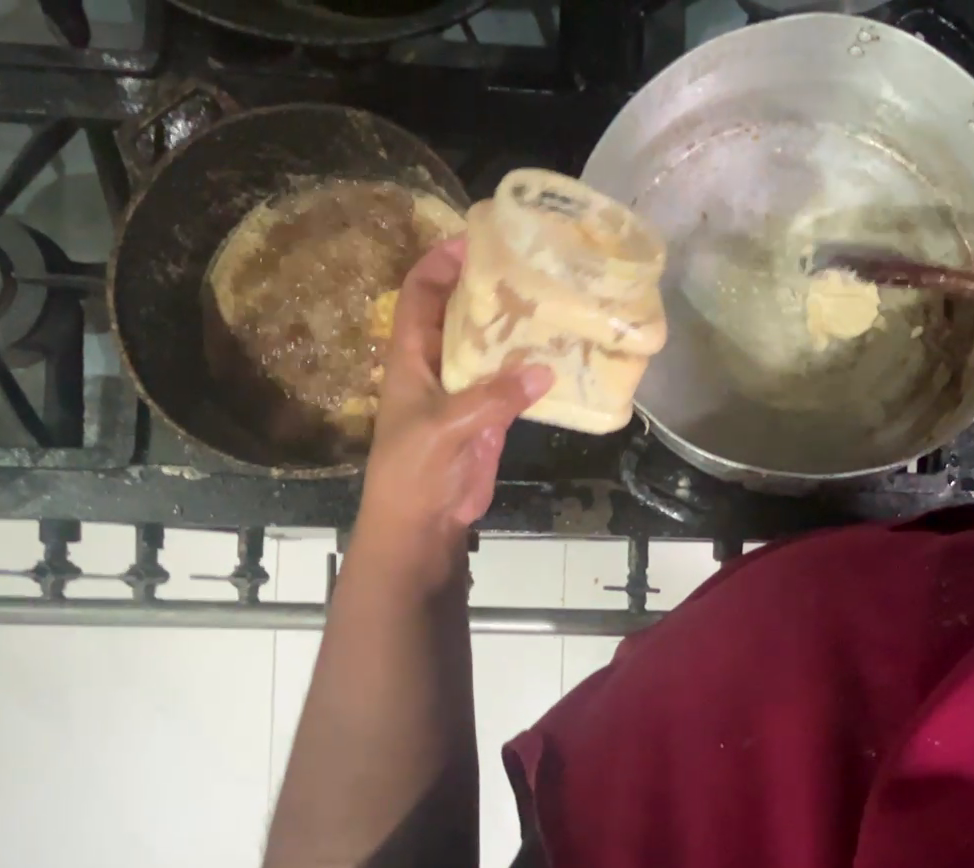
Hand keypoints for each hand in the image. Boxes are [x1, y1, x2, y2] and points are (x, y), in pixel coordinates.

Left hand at [354, 235, 551, 574]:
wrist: (423, 522)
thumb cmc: (414, 470)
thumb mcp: (446, 428)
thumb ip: (493, 398)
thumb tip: (544, 369)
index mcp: (412, 355)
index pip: (421, 294)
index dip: (441, 263)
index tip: (476, 240)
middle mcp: (439, 364)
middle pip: (462, 313)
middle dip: (488, 287)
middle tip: (530, 266)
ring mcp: (467, 390)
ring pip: (492, 347)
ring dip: (516, 328)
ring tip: (553, 302)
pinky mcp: (491, 416)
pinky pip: (515, 384)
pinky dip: (535, 370)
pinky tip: (561, 357)